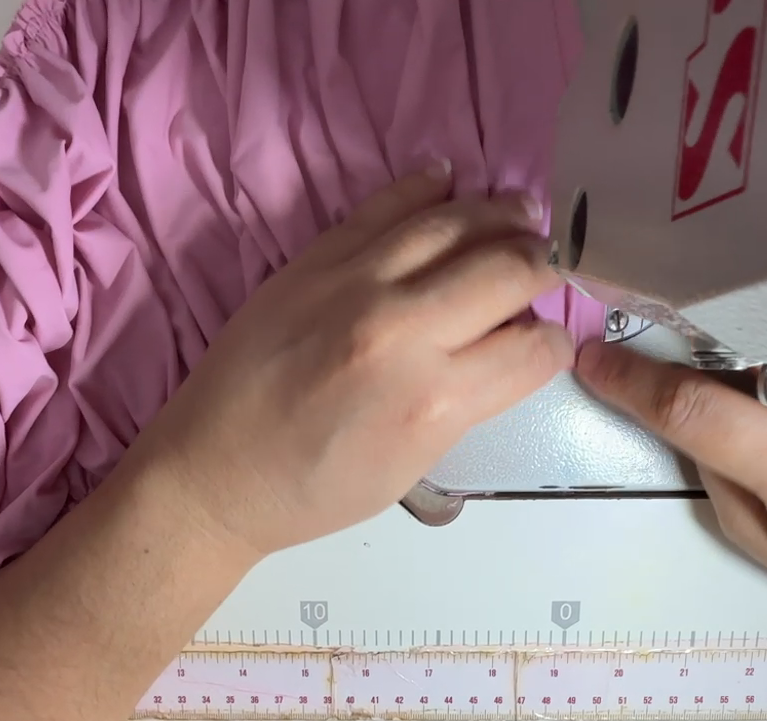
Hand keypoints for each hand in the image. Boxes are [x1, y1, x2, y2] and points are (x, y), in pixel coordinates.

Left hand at [125, 165, 572, 556]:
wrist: (215, 473)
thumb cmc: (311, 491)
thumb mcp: (408, 469)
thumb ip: (465, 404)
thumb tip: (504, 350)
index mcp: (433, 400)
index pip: (532, 347)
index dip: (552, 343)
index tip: (545, 342)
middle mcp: (402, 330)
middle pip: (509, 269)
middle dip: (542, 269)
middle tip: (545, 270)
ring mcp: (354, 285)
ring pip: (455, 223)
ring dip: (501, 217)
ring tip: (522, 219)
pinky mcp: (313, 261)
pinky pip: (385, 205)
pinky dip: (427, 189)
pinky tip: (450, 183)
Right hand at [573, 343, 766, 647]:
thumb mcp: (761, 541)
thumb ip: (717, 471)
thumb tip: (691, 414)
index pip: (690, 406)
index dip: (631, 380)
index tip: (593, 360)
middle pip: (747, 340)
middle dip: (694, 334)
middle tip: (665, 330)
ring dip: (755, 325)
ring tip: (741, 338)